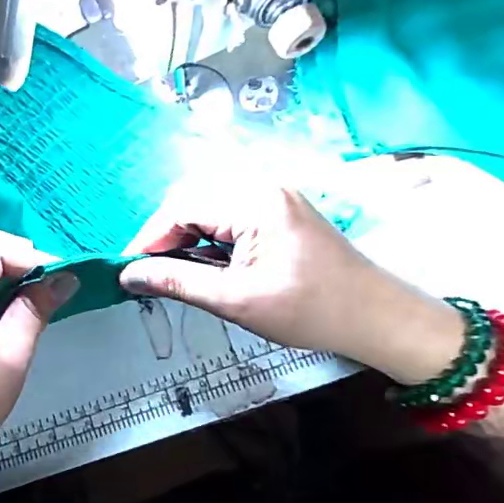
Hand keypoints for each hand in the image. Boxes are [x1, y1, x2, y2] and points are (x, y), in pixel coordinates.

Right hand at [117, 184, 462, 384]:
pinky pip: (234, 217)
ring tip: (178, 276)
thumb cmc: (310, 311)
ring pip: (213, 209)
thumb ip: (178, 282)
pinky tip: (211, 268)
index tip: (128, 270)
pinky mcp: (284, 211)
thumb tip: (129, 275)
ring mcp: (277, 197)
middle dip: (168, 238)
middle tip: (151, 277)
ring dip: (190, 240)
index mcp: (255, 200)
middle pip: (195, 201)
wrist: (375, 316)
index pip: (183, 206)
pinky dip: (214, 241)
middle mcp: (264, 186)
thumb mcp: (237, 300)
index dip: (150, 238)